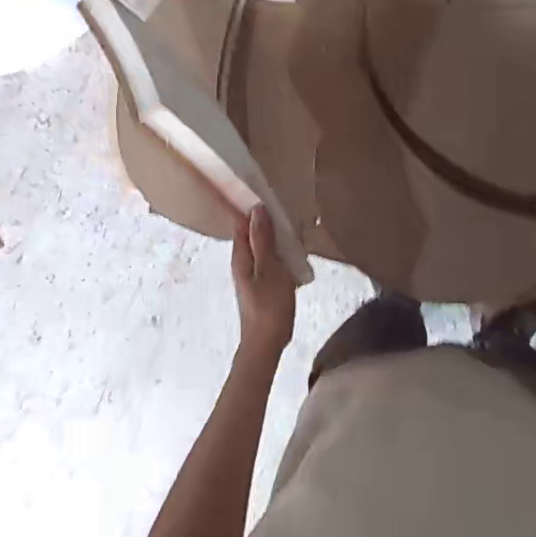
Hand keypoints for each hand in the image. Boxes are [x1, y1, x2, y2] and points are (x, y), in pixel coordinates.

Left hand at [232, 207, 295, 359]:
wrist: (266, 343)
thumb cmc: (269, 305)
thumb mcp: (269, 269)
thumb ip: (263, 240)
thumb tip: (257, 209)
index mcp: (241, 256)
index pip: (241, 222)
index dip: (251, 207)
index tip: (265, 193)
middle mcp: (242, 262)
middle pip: (252, 233)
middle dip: (266, 220)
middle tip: (285, 210)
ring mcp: (252, 274)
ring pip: (263, 247)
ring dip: (275, 237)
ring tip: (293, 229)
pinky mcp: (263, 285)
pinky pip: (270, 260)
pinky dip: (280, 253)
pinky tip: (294, 255)